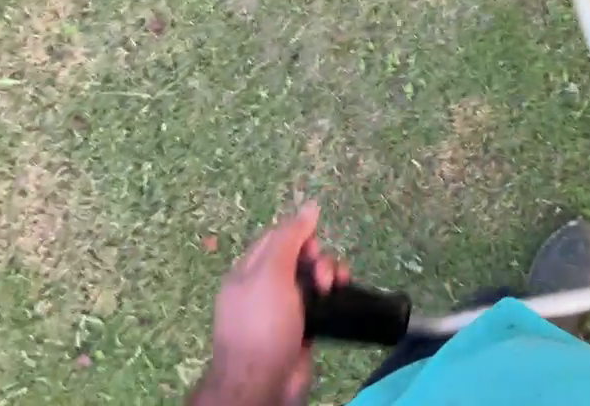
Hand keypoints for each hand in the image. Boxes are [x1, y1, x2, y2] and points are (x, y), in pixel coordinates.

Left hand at [192, 204, 349, 405]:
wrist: (263, 384)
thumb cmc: (263, 323)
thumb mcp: (272, 272)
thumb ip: (290, 236)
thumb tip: (310, 205)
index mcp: (248, 271)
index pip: (277, 237)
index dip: (299, 234)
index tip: (313, 244)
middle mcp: (264, 287)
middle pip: (299, 255)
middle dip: (317, 256)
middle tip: (322, 273)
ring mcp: (284, 308)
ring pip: (313, 276)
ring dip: (329, 272)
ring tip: (334, 286)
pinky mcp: (302, 326)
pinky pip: (321, 299)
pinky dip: (334, 294)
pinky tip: (341, 295)